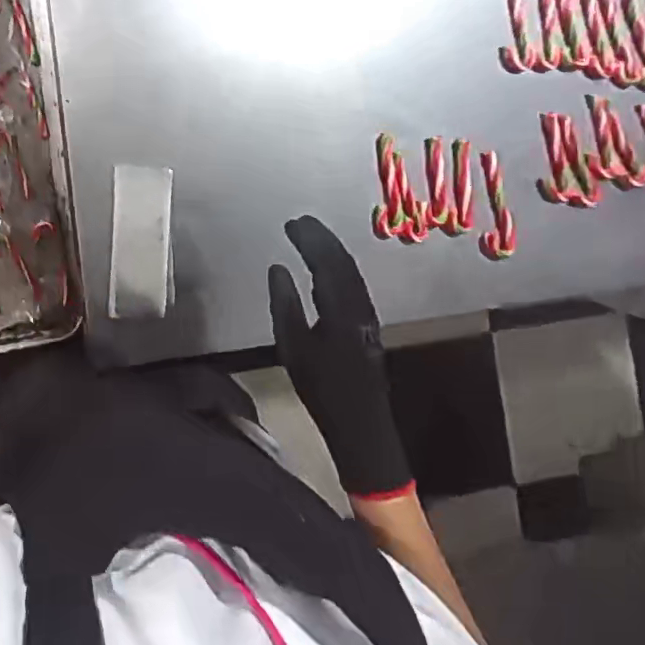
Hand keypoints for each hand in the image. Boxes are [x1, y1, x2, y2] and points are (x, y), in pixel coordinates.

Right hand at [266, 216, 411, 498]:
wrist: (361, 422)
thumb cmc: (321, 386)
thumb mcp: (293, 346)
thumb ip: (285, 303)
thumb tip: (278, 268)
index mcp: (340, 306)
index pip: (326, 261)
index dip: (309, 239)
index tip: (291, 223)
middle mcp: (359, 303)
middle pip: (342, 261)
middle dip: (321, 238)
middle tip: (300, 222)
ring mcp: (366, 313)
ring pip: (350, 271)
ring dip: (331, 250)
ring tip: (310, 236)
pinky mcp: (366, 322)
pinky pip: (352, 282)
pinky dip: (336, 266)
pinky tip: (324, 268)